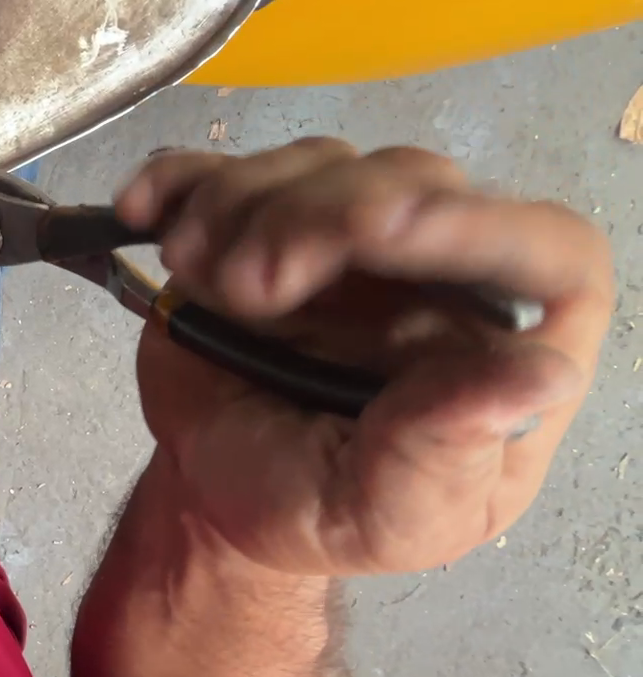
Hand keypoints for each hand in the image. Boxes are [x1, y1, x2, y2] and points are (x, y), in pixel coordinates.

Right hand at [114, 139, 613, 576]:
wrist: (212, 488)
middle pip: (402, 180)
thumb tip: (536, 373)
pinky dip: (170, 181)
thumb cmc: (310, 507)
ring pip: (305, 165)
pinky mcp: (236, 233)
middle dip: (313, 219)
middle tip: (246, 288)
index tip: (376, 230)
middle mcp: (422, 272)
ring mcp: (322, 242)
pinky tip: (139, 209)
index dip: (468, 224)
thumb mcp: (389, 511)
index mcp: (495, 337)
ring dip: (235, 206)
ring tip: (193, 273)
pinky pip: (208, 176)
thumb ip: (448, 450)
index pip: (535, 246)